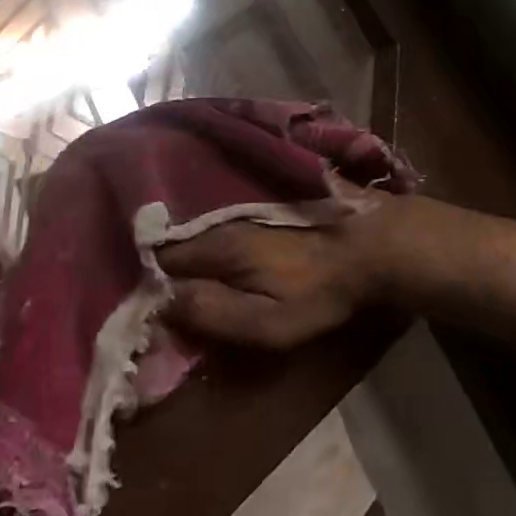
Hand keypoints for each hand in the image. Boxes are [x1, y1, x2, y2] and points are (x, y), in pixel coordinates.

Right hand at [156, 206, 391, 350]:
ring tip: (176, 269)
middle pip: (176, 238)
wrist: (375, 242)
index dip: (146, 281)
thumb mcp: (270, 321)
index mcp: (219, 246)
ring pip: (197, 224)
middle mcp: (223, 215)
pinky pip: (220, 211)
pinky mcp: (263, 193)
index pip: (160, 260)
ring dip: (182, 244)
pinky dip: (207, 227)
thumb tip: (162, 303)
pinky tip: (211, 240)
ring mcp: (244, 200)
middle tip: (154, 289)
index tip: (140, 301)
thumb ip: (213, 312)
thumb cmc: (321, 290)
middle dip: (160, 262)